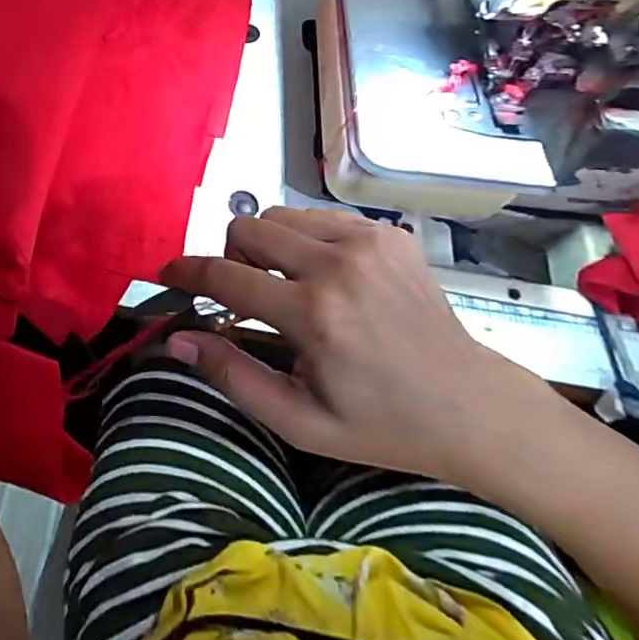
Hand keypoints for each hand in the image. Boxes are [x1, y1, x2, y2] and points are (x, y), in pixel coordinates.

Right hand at [159, 207, 558, 483]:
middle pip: (247, 227)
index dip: (186, 272)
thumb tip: (178, 339)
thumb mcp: (300, 421)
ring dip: (267, 246)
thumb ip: (233, 376)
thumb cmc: (381, 423)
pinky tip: (326, 275)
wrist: (471, 404)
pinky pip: (318, 217)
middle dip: (230, 256)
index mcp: (314, 315)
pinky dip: (305, 239)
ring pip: (280, 215)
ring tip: (287, 284)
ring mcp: (367, 241)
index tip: (168, 275)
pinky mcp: (387, 233)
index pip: (225, 276)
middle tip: (245, 294)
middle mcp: (337, 264)